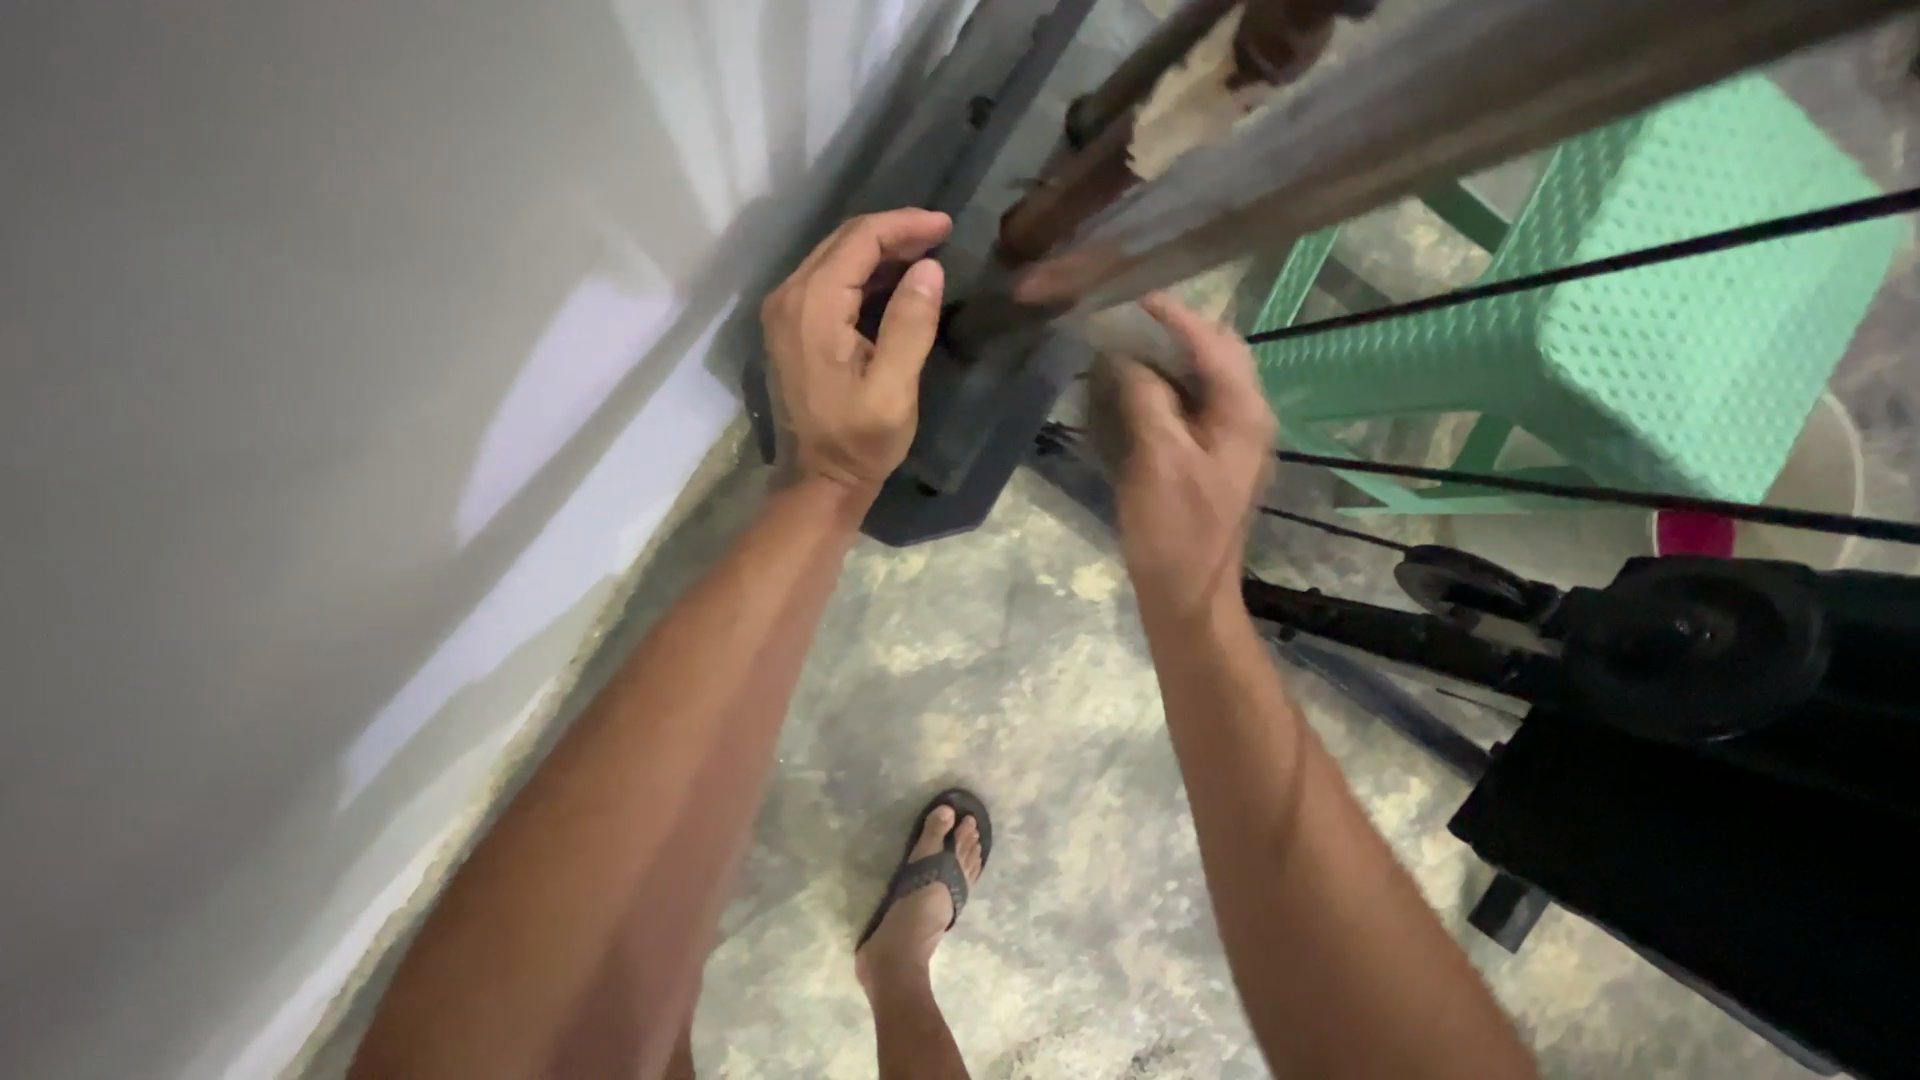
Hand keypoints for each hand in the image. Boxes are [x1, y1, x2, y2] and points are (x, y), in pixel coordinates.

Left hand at [761, 208, 951, 499]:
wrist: (818, 480)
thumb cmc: (858, 441)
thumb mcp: (893, 389)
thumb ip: (910, 325)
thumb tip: (930, 268)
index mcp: (813, 307)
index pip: (859, 240)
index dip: (905, 226)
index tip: (947, 227)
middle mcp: (789, 298)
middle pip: (842, 241)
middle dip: (893, 232)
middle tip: (940, 235)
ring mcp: (783, 312)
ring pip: (833, 258)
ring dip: (878, 251)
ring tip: (924, 253)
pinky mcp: (789, 327)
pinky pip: (826, 281)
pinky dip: (861, 273)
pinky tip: (893, 280)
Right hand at [1115, 294, 1276, 622]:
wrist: (1187, 593)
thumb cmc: (1175, 530)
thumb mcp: (1159, 459)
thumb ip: (1147, 399)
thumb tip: (1127, 356)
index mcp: (1244, 413)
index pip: (1213, 343)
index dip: (1174, 315)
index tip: (1132, 293)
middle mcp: (1246, 418)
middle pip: (1215, 354)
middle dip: (1173, 331)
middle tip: (1125, 319)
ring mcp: (1229, 440)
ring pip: (1202, 379)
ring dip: (1166, 359)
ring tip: (1124, 344)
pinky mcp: (1209, 458)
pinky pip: (1190, 406)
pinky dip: (1164, 388)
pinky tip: (1133, 389)